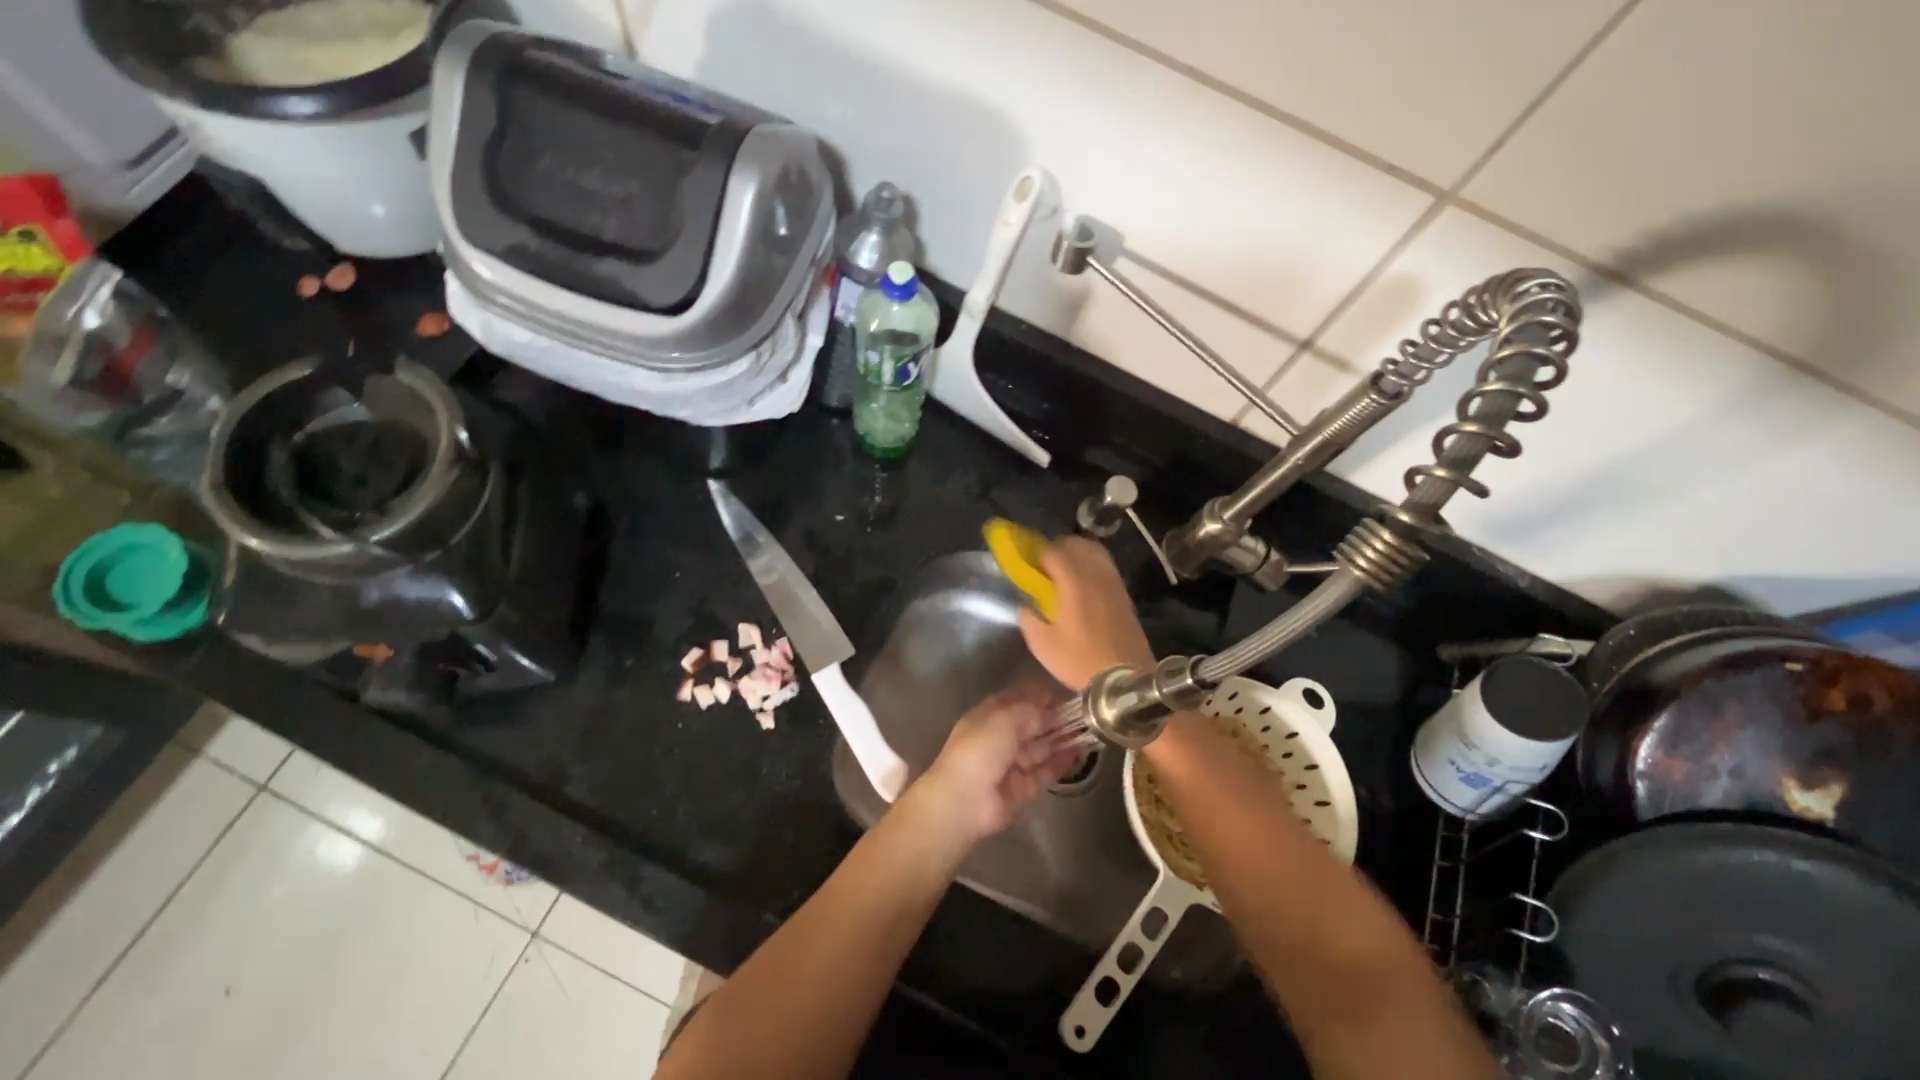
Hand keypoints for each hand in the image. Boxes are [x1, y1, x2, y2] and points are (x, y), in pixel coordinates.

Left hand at [913, 684, 1082, 842]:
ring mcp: (1009, 766)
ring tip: (1086, 731)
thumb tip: (1048, 706)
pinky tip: (1079, 753)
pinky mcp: (1021, 790)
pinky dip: (1060, 763)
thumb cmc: (980, 750)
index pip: (1013, 702)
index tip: (1060, 693)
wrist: (964, 801)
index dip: (1035, 696)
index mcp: (986, 719)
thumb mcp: (1004, 720)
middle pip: (1028, 726)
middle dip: (1051, 719)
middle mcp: (997, 740)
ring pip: (1038, 749)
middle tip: (1080, 713)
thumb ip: (1029, 711)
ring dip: (1060, 740)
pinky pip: (1043, 773)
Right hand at [1016, 536, 1155, 691]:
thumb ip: (1028, 619)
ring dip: (1078, 553)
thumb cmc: (1080, 661)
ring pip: (1096, 552)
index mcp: (1074, 584)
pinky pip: (1107, 567)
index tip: (1027, 563)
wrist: (1125, 679)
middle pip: (1077, 544)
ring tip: (1064, 571)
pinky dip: (1093, 566)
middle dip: (1058, 548)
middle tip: (1044, 565)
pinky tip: (1084, 585)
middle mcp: (1097, 576)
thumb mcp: (1043, 645)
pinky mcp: (1125, 595)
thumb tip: (1025, 606)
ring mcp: (1114, 584)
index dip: (1037, 553)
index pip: (1054, 551)